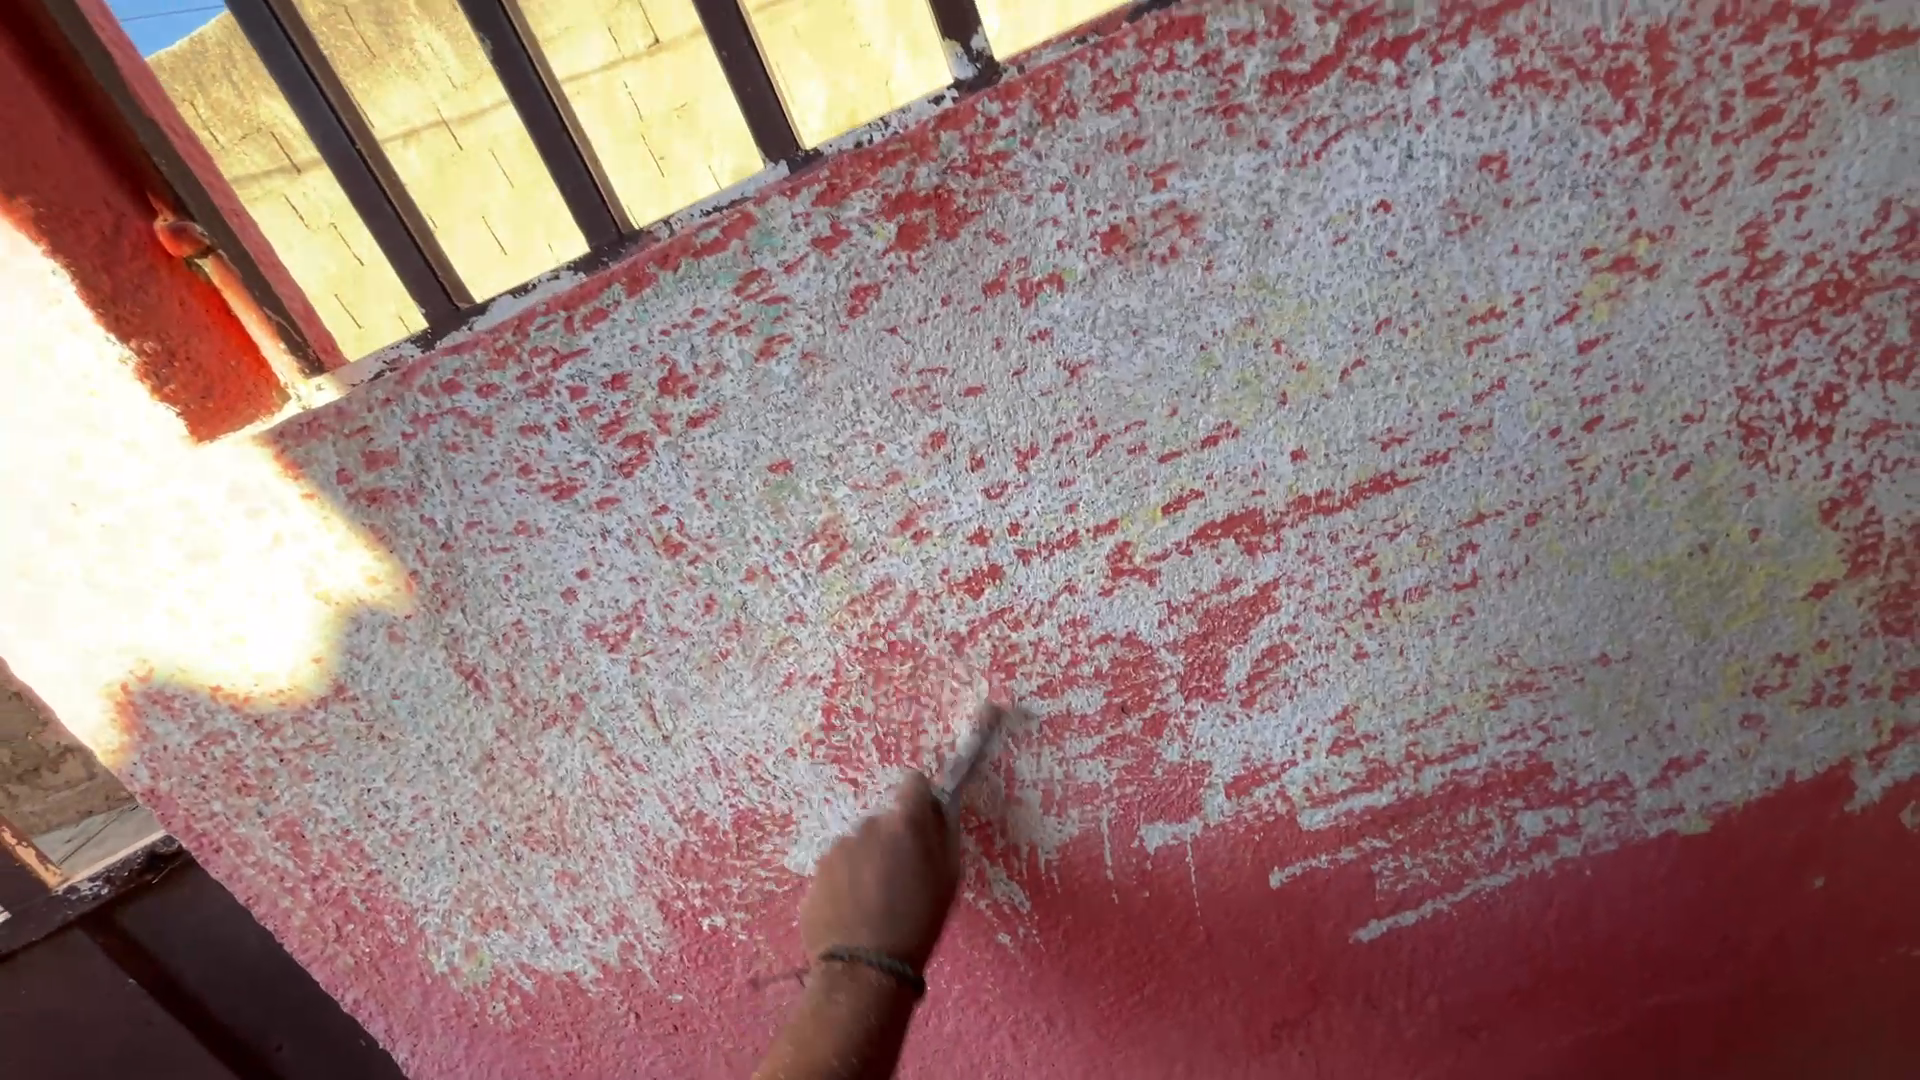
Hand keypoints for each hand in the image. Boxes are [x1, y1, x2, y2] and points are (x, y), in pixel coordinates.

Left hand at [800, 772, 958, 970]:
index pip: (914, 783)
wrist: (865, 968)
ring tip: (873, 901)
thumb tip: (936, 810)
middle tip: (899, 877)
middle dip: (892, 839)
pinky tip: (853, 912)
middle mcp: (869, 825)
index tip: (922, 821)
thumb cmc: (919, 922)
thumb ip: (943, 833)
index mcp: (905, 822)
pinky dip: (845, 882)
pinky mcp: (816, 872)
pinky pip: (838, 868)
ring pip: (859, 845)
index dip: (920, 799)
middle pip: (884, 820)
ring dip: (867, 861)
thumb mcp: (949, 877)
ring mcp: (838, 848)